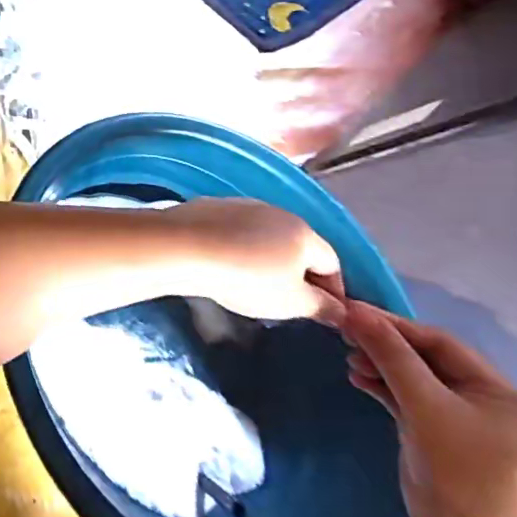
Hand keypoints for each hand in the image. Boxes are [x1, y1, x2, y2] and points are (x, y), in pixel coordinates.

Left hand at [163, 197, 346, 324]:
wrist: (178, 247)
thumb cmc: (244, 277)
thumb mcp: (293, 303)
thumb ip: (323, 307)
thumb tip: (338, 310)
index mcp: (302, 231)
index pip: (331, 264)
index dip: (333, 291)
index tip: (323, 312)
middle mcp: (271, 209)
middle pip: (295, 246)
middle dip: (296, 273)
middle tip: (286, 300)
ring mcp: (234, 204)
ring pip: (260, 236)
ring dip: (262, 258)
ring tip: (249, 283)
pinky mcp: (203, 205)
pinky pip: (229, 230)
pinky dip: (232, 246)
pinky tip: (220, 263)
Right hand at [343, 302, 516, 516]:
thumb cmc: (468, 471)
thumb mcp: (428, 407)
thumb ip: (392, 356)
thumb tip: (354, 310)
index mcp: (510, 399)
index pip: (444, 345)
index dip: (394, 325)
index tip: (348, 311)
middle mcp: (496, 410)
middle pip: (431, 364)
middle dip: (385, 349)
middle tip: (343, 337)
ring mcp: (473, 429)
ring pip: (420, 384)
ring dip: (382, 369)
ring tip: (350, 364)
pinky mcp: (448, 444)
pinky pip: (416, 406)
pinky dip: (387, 391)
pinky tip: (361, 382)